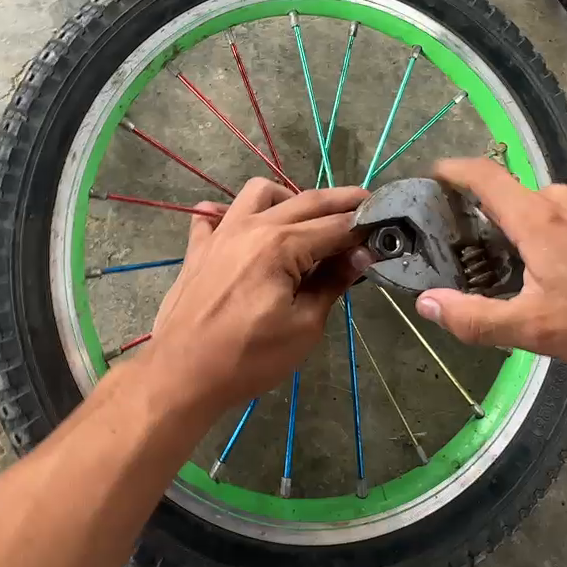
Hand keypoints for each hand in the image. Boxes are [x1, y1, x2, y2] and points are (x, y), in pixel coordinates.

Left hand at [136, 179, 369, 423]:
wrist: (181, 374)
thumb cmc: (248, 358)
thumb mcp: (304, 327)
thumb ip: (332, 283)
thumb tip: (359, 255)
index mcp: (281, 245)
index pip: (334, 226)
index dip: (363, 225)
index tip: (385, 224)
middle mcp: (251, 226)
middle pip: (305, 200)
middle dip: (340, 200)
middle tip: (367, 203)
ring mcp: (220, 232)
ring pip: (259, 192)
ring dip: (288, 198)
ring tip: (304, 221)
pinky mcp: (198, 247)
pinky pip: (213, 214)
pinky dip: (232, 214)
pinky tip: (244, 231)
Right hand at [412, 158, 566, 373]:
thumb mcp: (534, 330)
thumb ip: (474, 318)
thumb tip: (427, 304)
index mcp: (536, 218)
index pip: (483, 175)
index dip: (452, 170)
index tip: (431, 175)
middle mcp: (561, 200)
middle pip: (509, 196)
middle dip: (484, 216)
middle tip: (468, 251)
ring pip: (538, 209)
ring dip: (520, 229)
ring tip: (513, 269)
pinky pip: (565, 218)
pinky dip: (549, 235)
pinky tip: (560, 273)